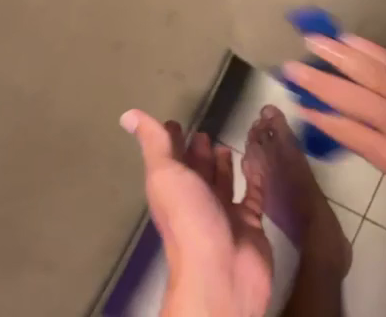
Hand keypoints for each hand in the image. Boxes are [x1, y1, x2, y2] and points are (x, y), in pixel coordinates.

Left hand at [122, 110, 272, 316]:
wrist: (221, 272)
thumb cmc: (189, 219)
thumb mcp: (165, 175)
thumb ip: (154, 143)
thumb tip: (127, 114)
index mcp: (173, 189)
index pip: (171, 158)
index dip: (171, 140)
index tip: (175, 122)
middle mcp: (196, 200)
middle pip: (196, 171)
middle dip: (198, 152)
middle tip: (205, 130)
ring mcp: (223, 213)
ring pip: (223, 182)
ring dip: (223, 165)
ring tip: (226, 144)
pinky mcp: (249, 222)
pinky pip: (254, 193)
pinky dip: (255, 177)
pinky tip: (258, 159)